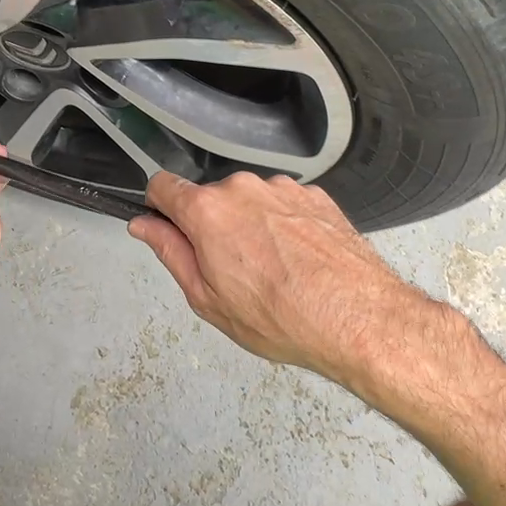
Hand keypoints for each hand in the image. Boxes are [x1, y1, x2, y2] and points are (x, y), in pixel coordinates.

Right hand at [129, 171, 445, 386]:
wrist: (362, 321)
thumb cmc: (282, 317)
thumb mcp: (206, 298)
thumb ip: (169, 253)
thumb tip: (144, 226)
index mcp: (206, 211)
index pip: (162, 185)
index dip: (160, 208)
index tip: (171, 231)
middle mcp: (241, 188)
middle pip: (209, 198)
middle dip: (211, 227)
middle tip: (231, 271)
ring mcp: (282, 189)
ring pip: (248, 202)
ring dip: (250, 225)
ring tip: (274, 271)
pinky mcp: (315, 196)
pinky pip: (284, 205)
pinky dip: (284, 226)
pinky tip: (300, 262)